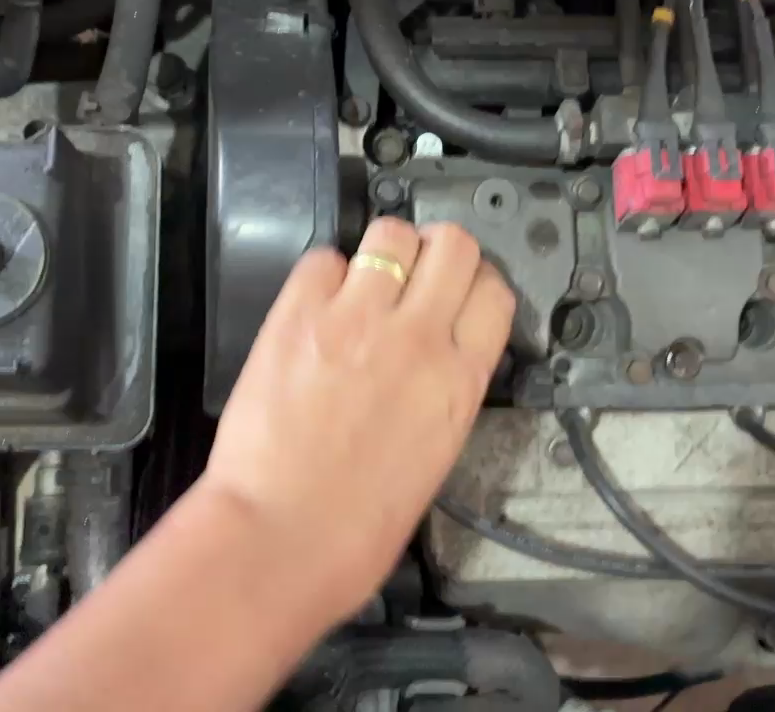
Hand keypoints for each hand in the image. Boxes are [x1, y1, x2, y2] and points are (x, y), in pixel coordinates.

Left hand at [199, 219, 515, 620]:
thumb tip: (438, 349)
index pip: (495, 293)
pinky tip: (319, 304)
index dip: (478, 284)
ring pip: (391, 234)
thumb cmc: (358, 523)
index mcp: (460, 380)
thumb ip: (445, 387)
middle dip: (439, 250)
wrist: (279, 540)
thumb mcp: (436, 453)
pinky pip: (323, 259)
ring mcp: (357, 318)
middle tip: (417, 273)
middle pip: (454, 243)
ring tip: (368, 280)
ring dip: (385, 251)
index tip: (461, 290)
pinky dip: (325, 275)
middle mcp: (418, 336)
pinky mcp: (299, 315)